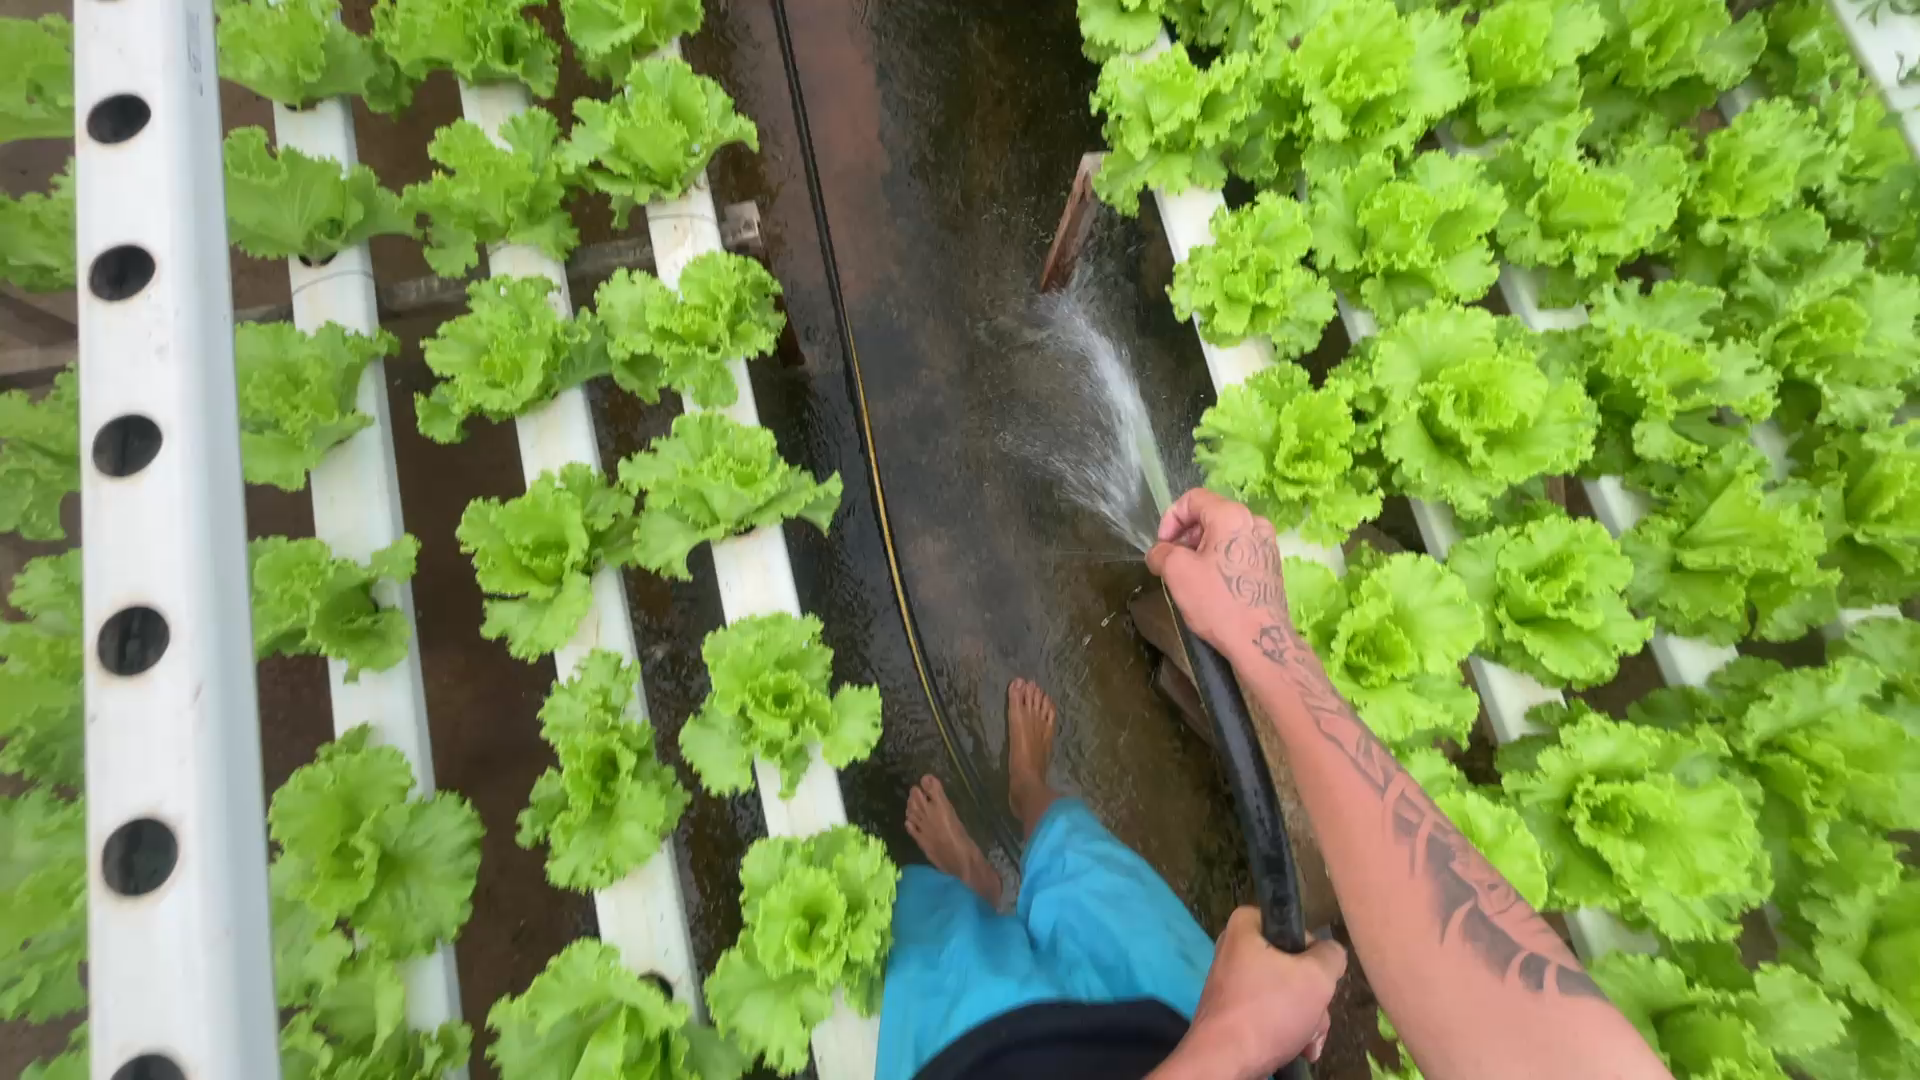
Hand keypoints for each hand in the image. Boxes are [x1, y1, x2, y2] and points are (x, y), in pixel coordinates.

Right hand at [1145, 489, 1290, 659]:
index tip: (1162, 545)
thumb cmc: (1217, 601)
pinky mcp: (1271, 564)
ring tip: (1190, 575)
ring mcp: (1267, 544)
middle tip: (1172, 561)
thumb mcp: (1176, 571)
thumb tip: (1159, 553)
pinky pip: (1238, 550)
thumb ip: (1160, 552)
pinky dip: (1219, 559)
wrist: (1259, 640)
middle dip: (1185, 535)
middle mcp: (1255, 522)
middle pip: (1209, 515)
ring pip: (1224, 534)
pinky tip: (1211, 584)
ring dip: (1201, 548)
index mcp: (1232, 516)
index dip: (1170, 519)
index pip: (1193, 499)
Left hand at [1155, 907, 1347, 1079]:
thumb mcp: (1315, 978)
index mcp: (1245, 925)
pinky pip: (1271, 1010)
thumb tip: (1331, 949)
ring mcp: (1234, 979)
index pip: (1293, 928)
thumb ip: (1331, 957)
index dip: (1312, 953)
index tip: (1318, 978)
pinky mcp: (1235, 1007)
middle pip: (1293, 965)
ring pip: (1287, 992)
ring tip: (1307, 1040)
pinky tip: (1300, 1049)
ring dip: (1306, 1019)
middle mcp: (1236, 946)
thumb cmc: (1269, 1010)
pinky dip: (1289, 1029)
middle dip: (1312, 998)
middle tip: (1314, 1016)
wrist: (1225, 1058)